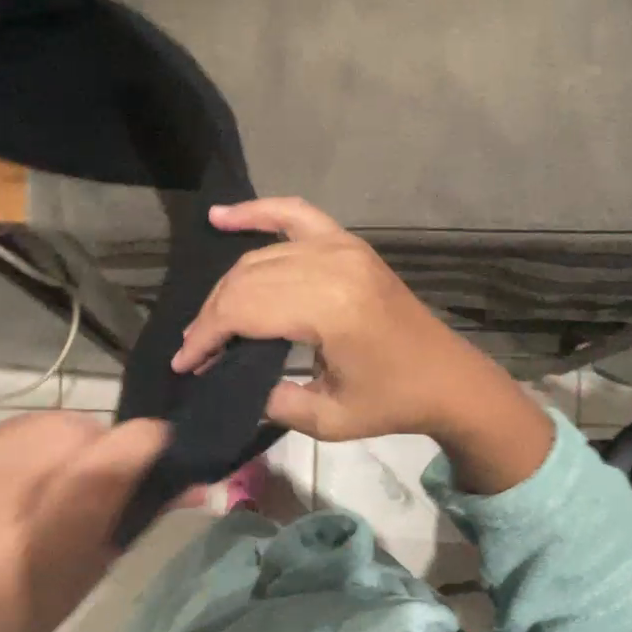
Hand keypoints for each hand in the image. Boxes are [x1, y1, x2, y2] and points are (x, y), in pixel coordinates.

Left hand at [0, 413, 167, 631]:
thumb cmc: (23, 614)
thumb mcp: (86, 576)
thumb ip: (134, 519)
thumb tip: (198, 479)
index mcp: (23, 561)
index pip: (91, 476)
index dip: (135, 446)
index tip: (161, 439)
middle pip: (63, 433)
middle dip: (94, 442)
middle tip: (98, 468)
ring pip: (30, 424)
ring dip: (56, 441)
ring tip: (48, 476)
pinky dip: (16, 445)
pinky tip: (7, 479)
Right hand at [171, 197, 551, 493]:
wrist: (447, 378)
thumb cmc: (392, 403)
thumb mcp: (329, 419)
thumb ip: (274, 402)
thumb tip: (229, 387)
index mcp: (330, 310)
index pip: (243, 311)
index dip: (205, 337)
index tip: (184, 366)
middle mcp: (332, 266)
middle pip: (246, 280)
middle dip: (211, 317)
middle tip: (194, 353)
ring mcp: (342, 247)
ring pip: (261, 256)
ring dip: (226, 286)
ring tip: (206, 322)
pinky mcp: (349, 244)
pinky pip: (295, 215)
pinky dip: (258, 212)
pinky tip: (222, 216)